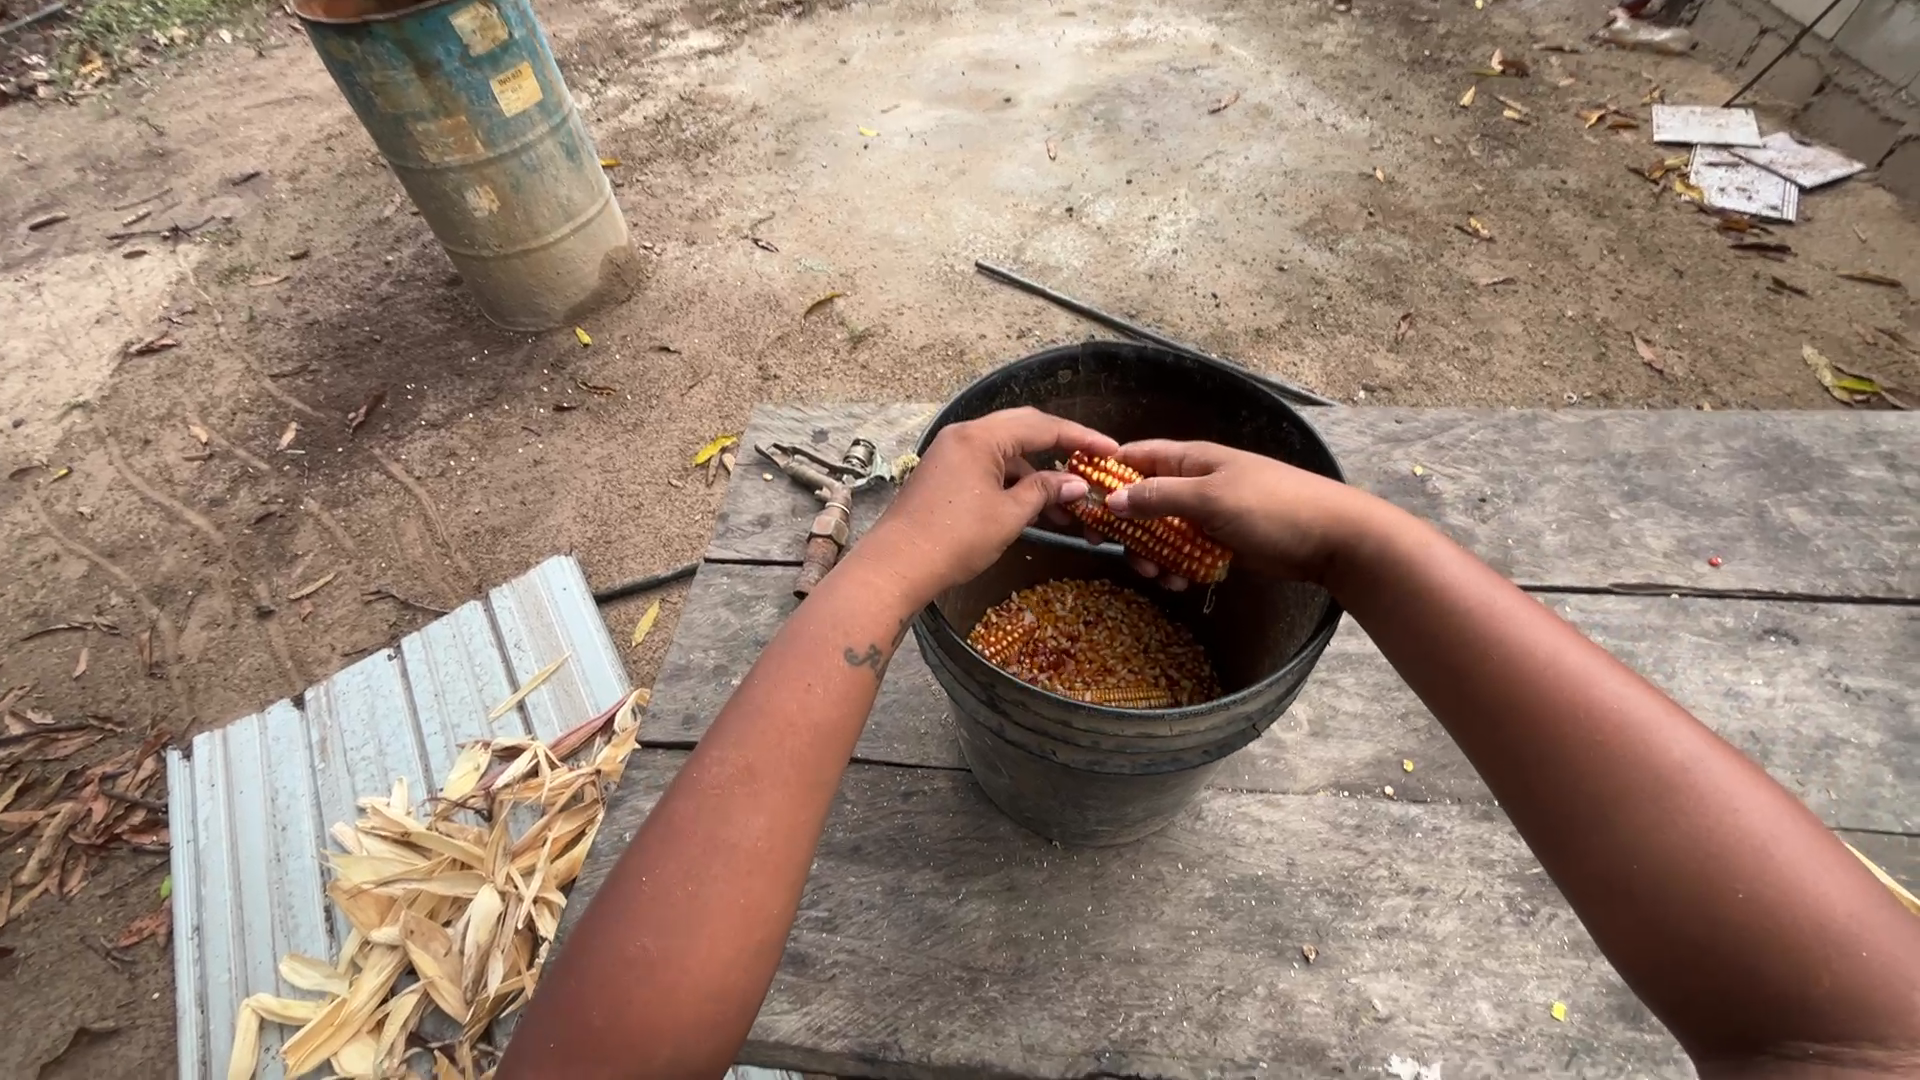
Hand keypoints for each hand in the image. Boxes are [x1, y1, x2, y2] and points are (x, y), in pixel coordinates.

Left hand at [852, 407, 1118, 604]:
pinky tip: (1034, 508)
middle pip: (1023, 431)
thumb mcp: (1008, 515)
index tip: (1111, 450)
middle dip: (1060, 449)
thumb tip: (1076, 483)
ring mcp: (950, 454)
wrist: (896, 566)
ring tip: (1067, 505)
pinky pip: (988, 468)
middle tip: (1092, 465)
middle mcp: (963, 436)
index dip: (1081, 438)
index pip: (1042, 426)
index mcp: (980, 437)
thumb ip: (1044, 492)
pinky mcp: (944, 475)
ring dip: (1037, 474)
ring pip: (1005, 453)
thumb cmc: (955, 539)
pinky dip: (1013, 483)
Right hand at [1103, 439, 1376, 586]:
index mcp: (1189, 460)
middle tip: (1110, 548)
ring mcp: (1205, 514)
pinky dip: (1176, 567)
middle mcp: (1192, 483)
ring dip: (1150, 553)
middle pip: (1139, 500)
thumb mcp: (1211, 498)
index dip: (1104, 475)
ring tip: (1157, 574)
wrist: (1333, 539)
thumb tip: (1111, 499)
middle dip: (1124, 526)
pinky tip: (1181, 583)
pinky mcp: (1217, 542)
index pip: (1133, 457)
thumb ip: (1159, 497)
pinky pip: (1182, 553)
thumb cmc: (1272, 507)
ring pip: (1158, 532)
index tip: (1080, 501)